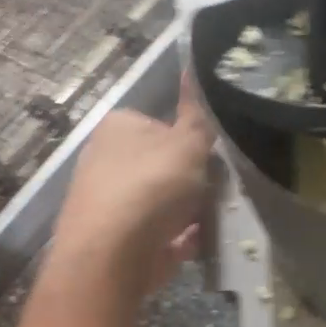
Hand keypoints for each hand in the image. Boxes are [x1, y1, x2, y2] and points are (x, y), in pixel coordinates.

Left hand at [51, 76, 215, 299]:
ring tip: (211, 225)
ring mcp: (114, 199)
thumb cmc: (151, 190)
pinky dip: (181, 239)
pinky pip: (163, 233)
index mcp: (120, 125)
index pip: (165, 128)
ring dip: (190, 214)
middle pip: (167, 168)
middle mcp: (110, 157)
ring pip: (166, 202)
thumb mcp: (186, 147)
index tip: (212, 166)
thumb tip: (194, 72)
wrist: (113, 253)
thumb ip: (197, 119)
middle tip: (215, 198)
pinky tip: (196, 246)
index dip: (194, 147)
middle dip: (193, 185)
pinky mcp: (122, 236)